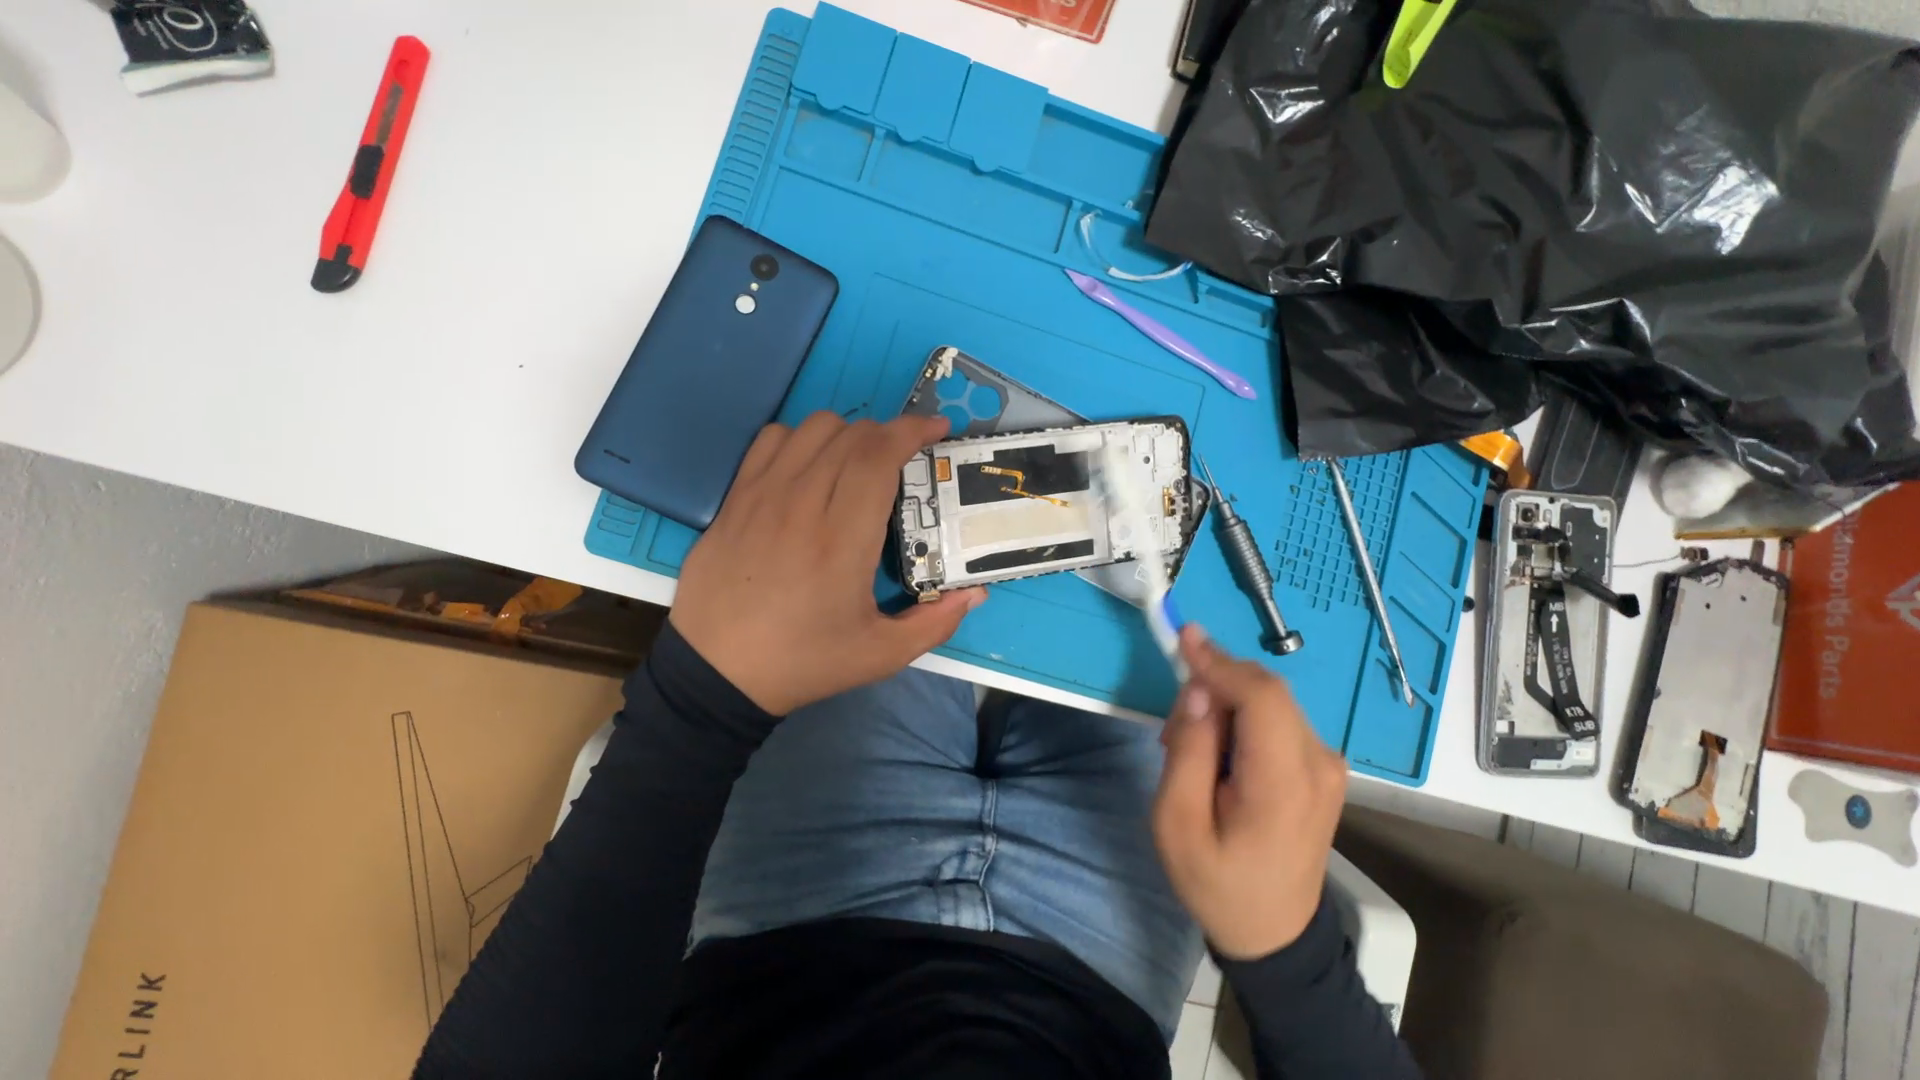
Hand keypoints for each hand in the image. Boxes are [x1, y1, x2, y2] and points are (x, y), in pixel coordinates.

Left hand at [670, 411, 985, 714]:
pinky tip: (810, 466)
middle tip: (905, 457)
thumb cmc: (803, 662)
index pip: (878, 456)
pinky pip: (771, 440)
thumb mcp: (879, 656)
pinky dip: (801, 439)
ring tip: (859, 460)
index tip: (936, 429)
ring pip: (812, 428)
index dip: (912, 431)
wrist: (717, 672)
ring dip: (847, 433)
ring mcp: (762, 496)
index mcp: (842, 540)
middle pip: (852, 435)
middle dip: (889, 433)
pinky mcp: (735, 499)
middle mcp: (802, 505)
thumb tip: (976, 594)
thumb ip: (935, 624)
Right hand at [1152, 625, 1347, 960]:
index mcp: (1284, 782)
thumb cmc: (1217, 882)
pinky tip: (1221, 759)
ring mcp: (1329, 766)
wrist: (1273, 932)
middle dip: (1216, 688)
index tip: (1183, 637)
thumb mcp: (1177, 823)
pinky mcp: (1324, 768)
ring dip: (1227, 708)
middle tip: (1174, 730)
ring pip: (1271, 703)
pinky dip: (1244, 723)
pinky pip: (1279, 721)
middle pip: (1266, 692)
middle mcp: (1319, 764)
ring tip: (1193, 754)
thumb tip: (1200, 692)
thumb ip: (1188, 751)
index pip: (1261, 696)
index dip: (1220, 661)